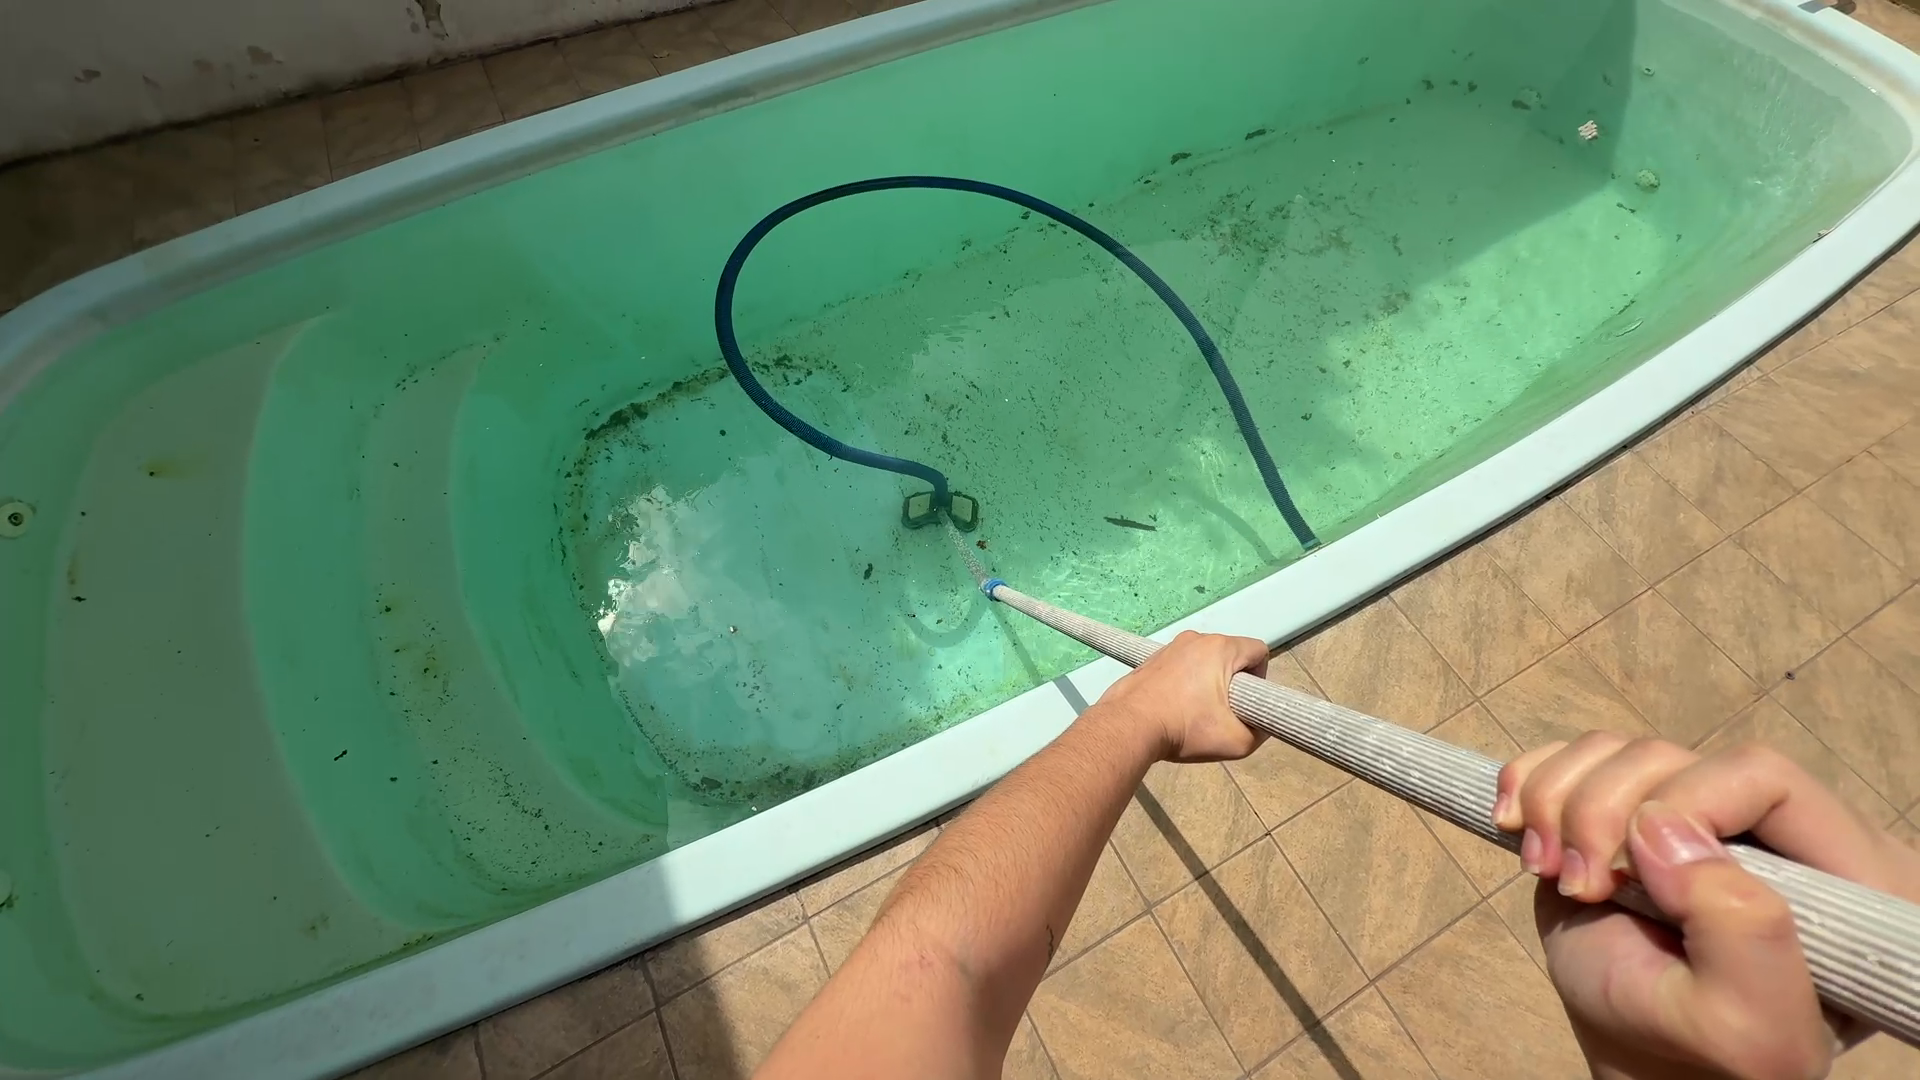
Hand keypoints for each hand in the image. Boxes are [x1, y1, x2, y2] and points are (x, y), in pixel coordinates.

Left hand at [1095, 630, 1268, 762]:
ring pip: (1205, 661)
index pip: (1258, 650)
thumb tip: (1259, 724)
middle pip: (1230, 655)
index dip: (1260, 678)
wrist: (1129, 726)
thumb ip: (1261, 731)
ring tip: (1196, 712)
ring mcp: (1170, 646)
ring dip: (1208, 682)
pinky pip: (1181, 665)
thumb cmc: (1185, 728)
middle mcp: (1195, 638)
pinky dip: (1185, 682)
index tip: (1246, 703)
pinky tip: (1176, 707)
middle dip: (1233, 682)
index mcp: (1219, 647)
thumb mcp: (1239, 741)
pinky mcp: (1152, 658)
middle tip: (1222, 712)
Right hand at [1494, 733, 1919, 1079]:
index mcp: (1846, 873)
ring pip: (1601, 749)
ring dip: (1548, 804)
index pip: (1759, 777)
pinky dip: (1522, 782)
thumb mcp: (1745, 1025)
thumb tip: (1660, 826)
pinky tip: (1516, 829)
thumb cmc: (1694, 1044)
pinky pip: (1561, 751)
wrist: (1630, 1030)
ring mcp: (1685, 803)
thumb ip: (1742, 933)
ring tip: (1543, 870)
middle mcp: (1766, 822)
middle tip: (1573, 886)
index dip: (1683, 803)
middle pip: (1661, 757)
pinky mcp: (1618, 797)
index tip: (1630, 871)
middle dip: (1593, 816)